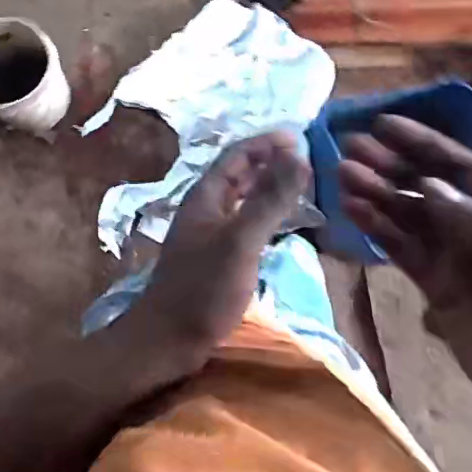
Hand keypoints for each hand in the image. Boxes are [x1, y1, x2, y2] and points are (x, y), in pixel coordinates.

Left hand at [120, 132, 308, 370]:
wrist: (168, 337)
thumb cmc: (203, 287)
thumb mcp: (241, 241)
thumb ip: (268, 199)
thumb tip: (296, 154)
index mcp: (206, 196)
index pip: (236, 156)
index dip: (265, 143)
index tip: (298, 134)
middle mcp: (204, 207)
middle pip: (236, 174)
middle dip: (267, 160)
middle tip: (304, 156)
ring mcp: (207, 232)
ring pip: (239, 197)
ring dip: (265, 185)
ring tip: (299, 183)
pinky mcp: (214, 255)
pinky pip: (242, 220)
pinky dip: (263, 213)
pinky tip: (279, 224)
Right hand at [338, 115, 471, 445]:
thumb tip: (432, 188)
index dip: (431, 147)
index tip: (385, 124)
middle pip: (435, 191)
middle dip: (394, 166)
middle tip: (350, 147)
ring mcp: (463, 265)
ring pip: (412, 217)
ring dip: (378, 193)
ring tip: (341, 173)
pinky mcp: (439, 293)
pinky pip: (403, 251)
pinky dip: (377, 229)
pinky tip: (353, 210)